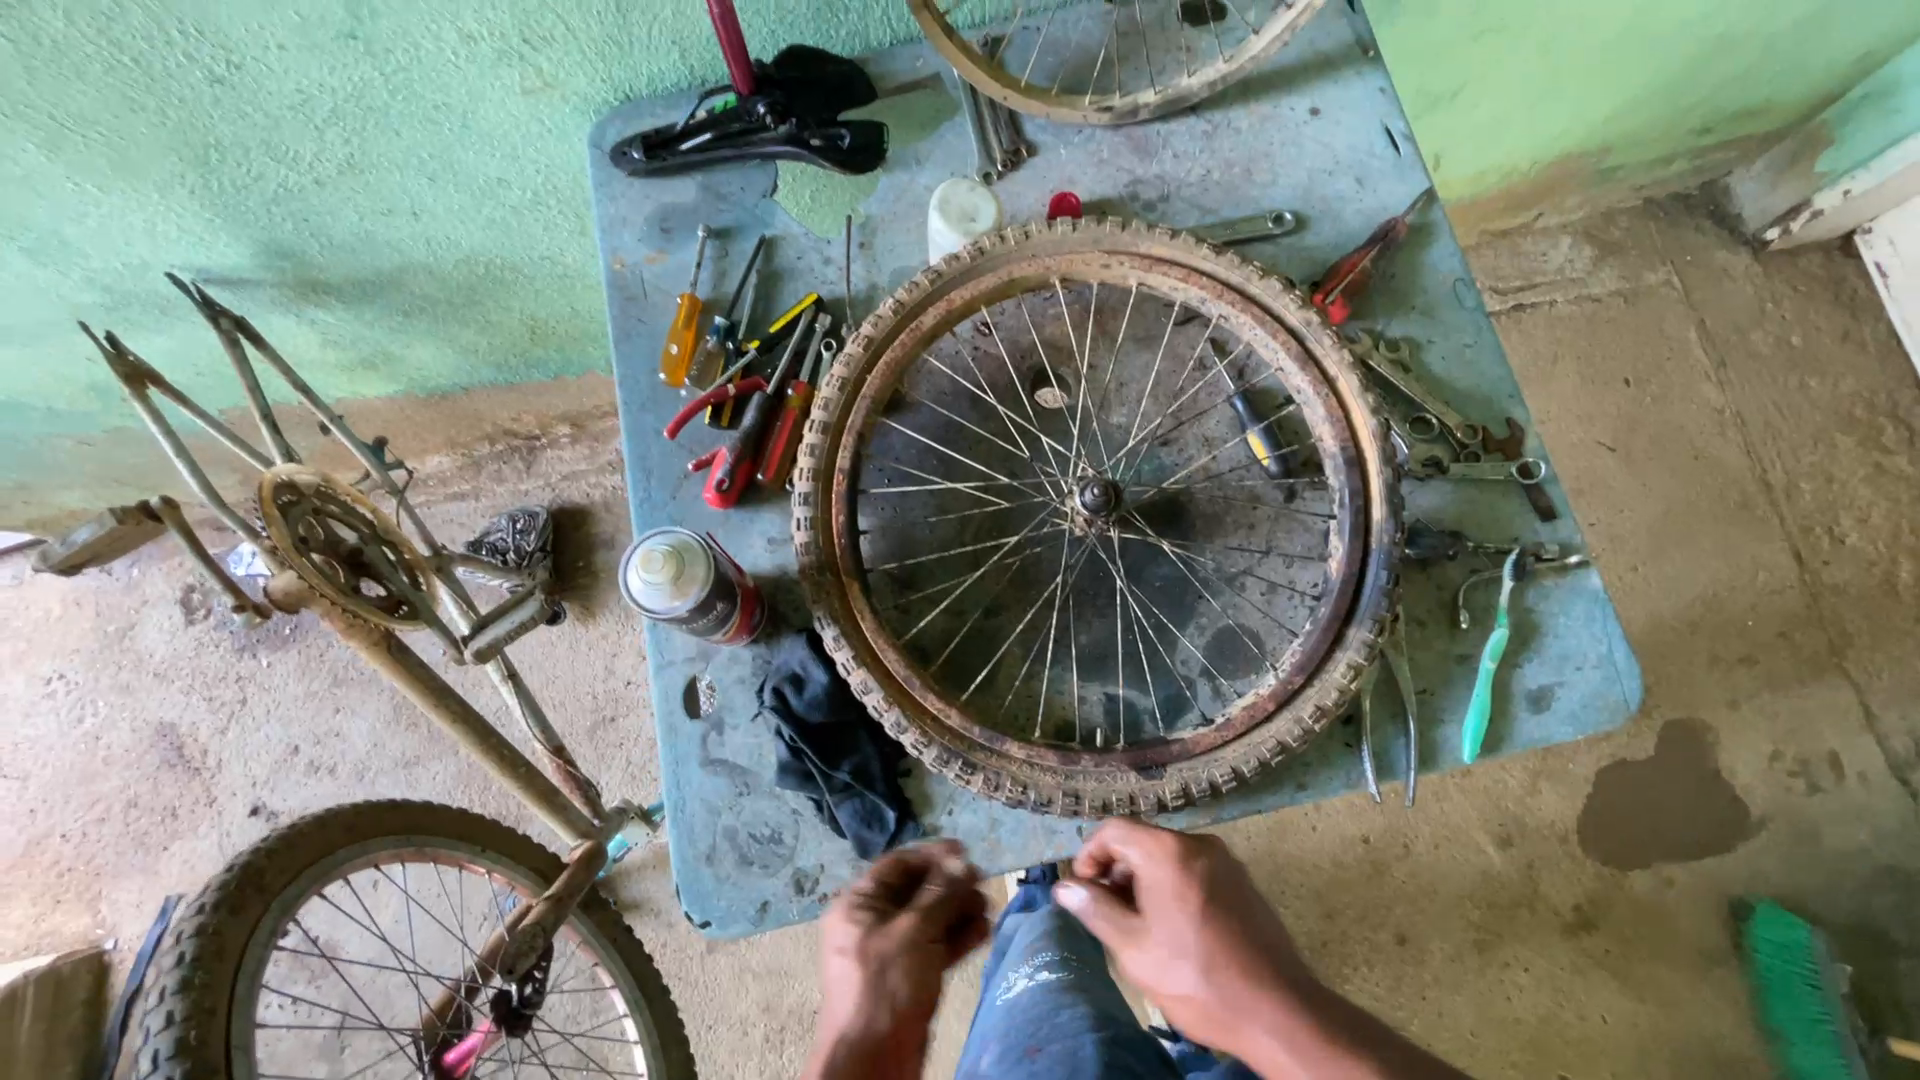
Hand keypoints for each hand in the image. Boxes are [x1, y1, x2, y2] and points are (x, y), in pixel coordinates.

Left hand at [804, 839, 989, 1079]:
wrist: (874, 1059)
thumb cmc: (886, 985)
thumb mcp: (913, 931)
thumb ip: (940, 894)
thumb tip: (962, 862)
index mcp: (859, 904)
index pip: (898, 864)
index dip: (932, 855)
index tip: (965, 852)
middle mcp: (873, 922)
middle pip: (916, 891)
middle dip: (950, 885)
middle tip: (983, 881)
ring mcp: (891, 951)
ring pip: (929, 919)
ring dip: (958, 910)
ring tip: (988, 906)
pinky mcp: (909, 976)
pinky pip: (934, 946)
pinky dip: (957, 937)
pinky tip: (983, 930)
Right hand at [1055, 820, 1467, 1078]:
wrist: (1277, 1010)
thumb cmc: (1196, 977)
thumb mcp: (1133, 947)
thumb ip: (1095, 909)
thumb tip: (1064, 887)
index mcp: (1168, 851)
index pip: (1114, 830)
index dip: (1089, 856)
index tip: (1083, 892)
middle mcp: (1198, 844)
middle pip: (1142, 841)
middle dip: (1117, 872)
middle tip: (1108, 914)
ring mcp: (1225, 861)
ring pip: (1168, 857)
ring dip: (1143, 882)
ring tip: (1139, 928)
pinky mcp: (1242, 882)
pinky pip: (1193, 870)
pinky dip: (1172, 887)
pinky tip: (1174, 930)